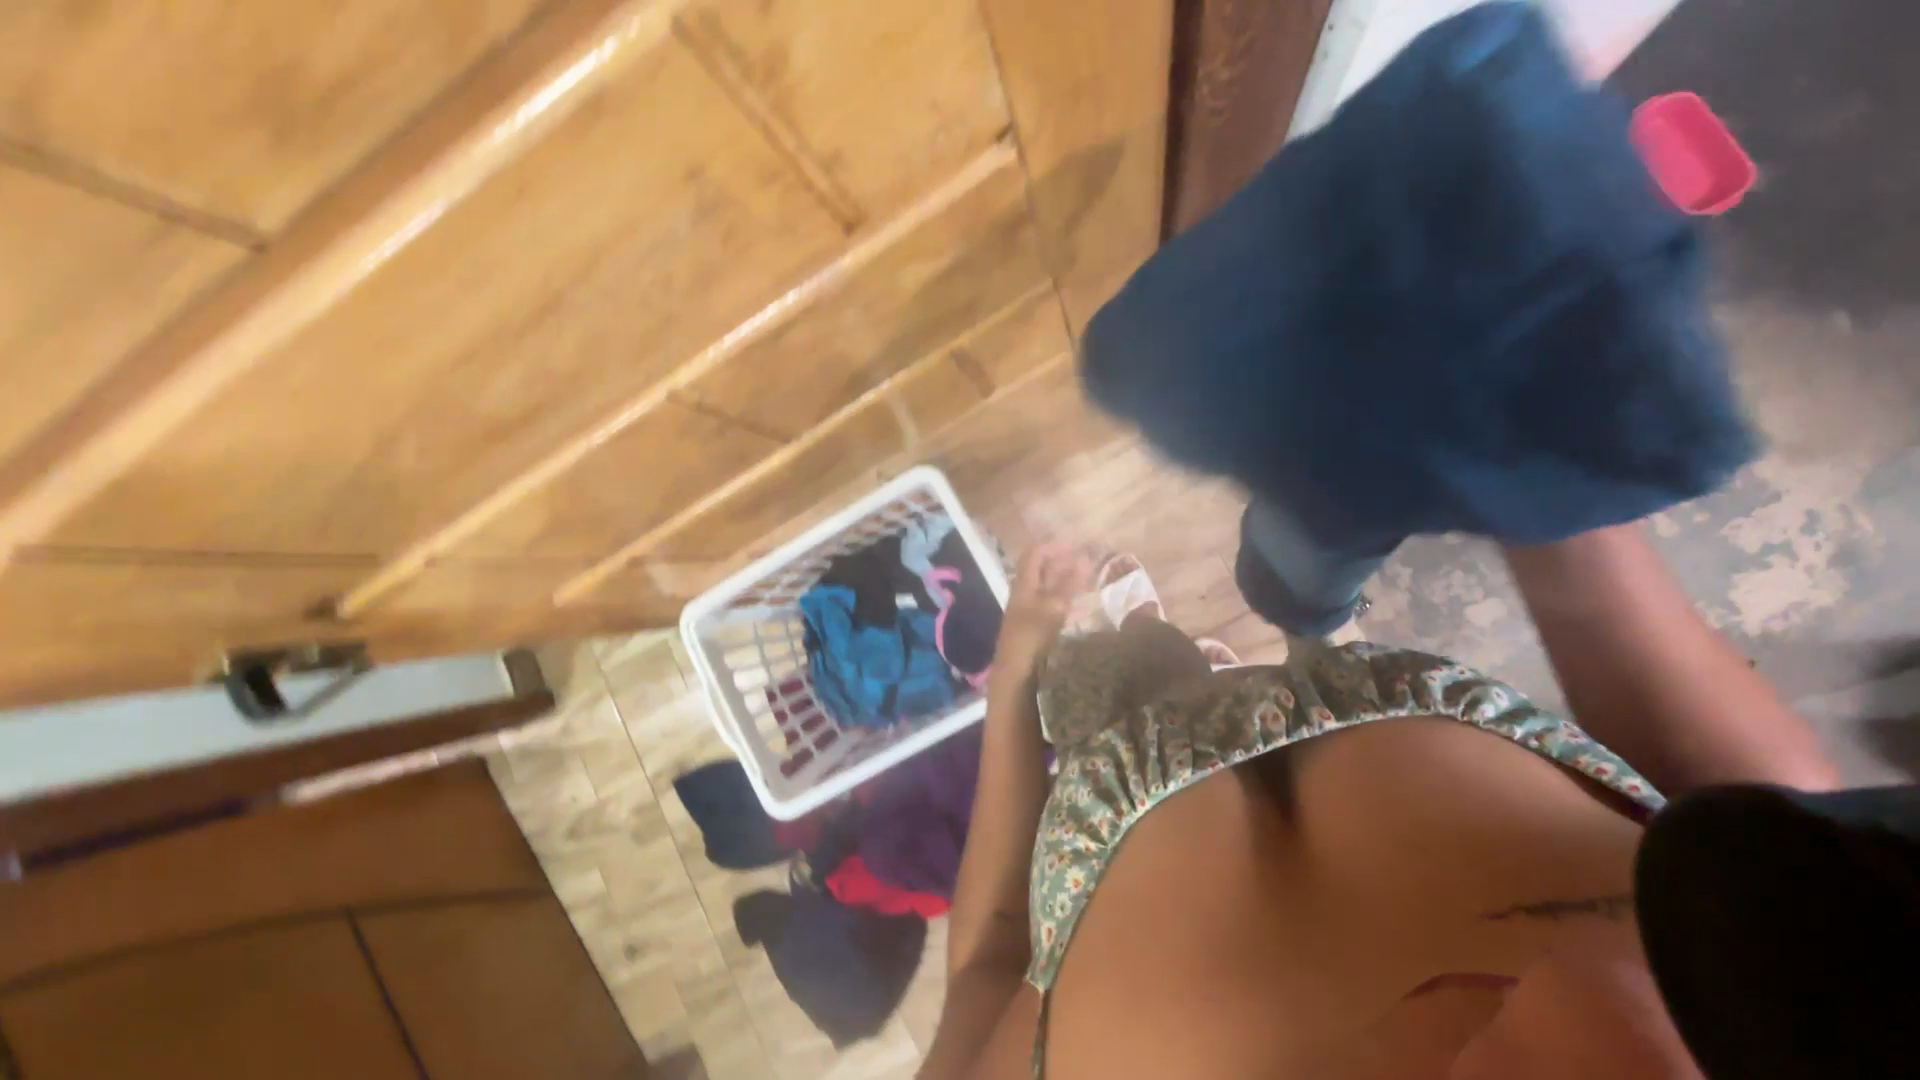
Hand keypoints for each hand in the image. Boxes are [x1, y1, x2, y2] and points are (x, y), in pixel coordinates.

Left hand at [993, 543, 1091, 686]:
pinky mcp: (1034, 627)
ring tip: (1090, 581)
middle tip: (1088, 563)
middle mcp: (1023, 594)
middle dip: (1064, 563)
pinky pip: (1051, 605)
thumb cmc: (1032, 636)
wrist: (1016, 673)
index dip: (1055, 546)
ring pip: (1047, 588)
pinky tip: (1081, 606)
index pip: (1035, 553)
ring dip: (1067, 582)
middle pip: (1041, 570)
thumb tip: (1084, 557)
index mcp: (1024, 584)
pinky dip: (1066, 600)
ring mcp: (1027, 611)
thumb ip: (1069, 583)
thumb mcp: (1053, 607)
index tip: (1078, 547)